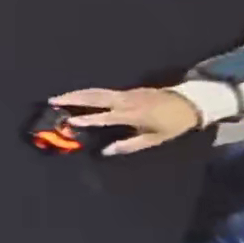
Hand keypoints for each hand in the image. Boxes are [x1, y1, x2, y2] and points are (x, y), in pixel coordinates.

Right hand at [49, 87, 200, 155]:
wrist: (190, 102)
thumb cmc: (172, 125)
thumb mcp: (155, 139)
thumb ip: (129, 145)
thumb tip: (106, 151)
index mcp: (131, 115)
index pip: (104, 117)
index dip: (87, 119)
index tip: (69, 121)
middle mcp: (125, 101)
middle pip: (95, 98)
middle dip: (73, 99)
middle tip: (53, 101)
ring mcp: (125, 93)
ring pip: (96, 91)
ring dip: (76, 93)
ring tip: (58, 97)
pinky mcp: (126, 90)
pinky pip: (102, 90)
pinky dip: (87, 92)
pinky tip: (77, 95)